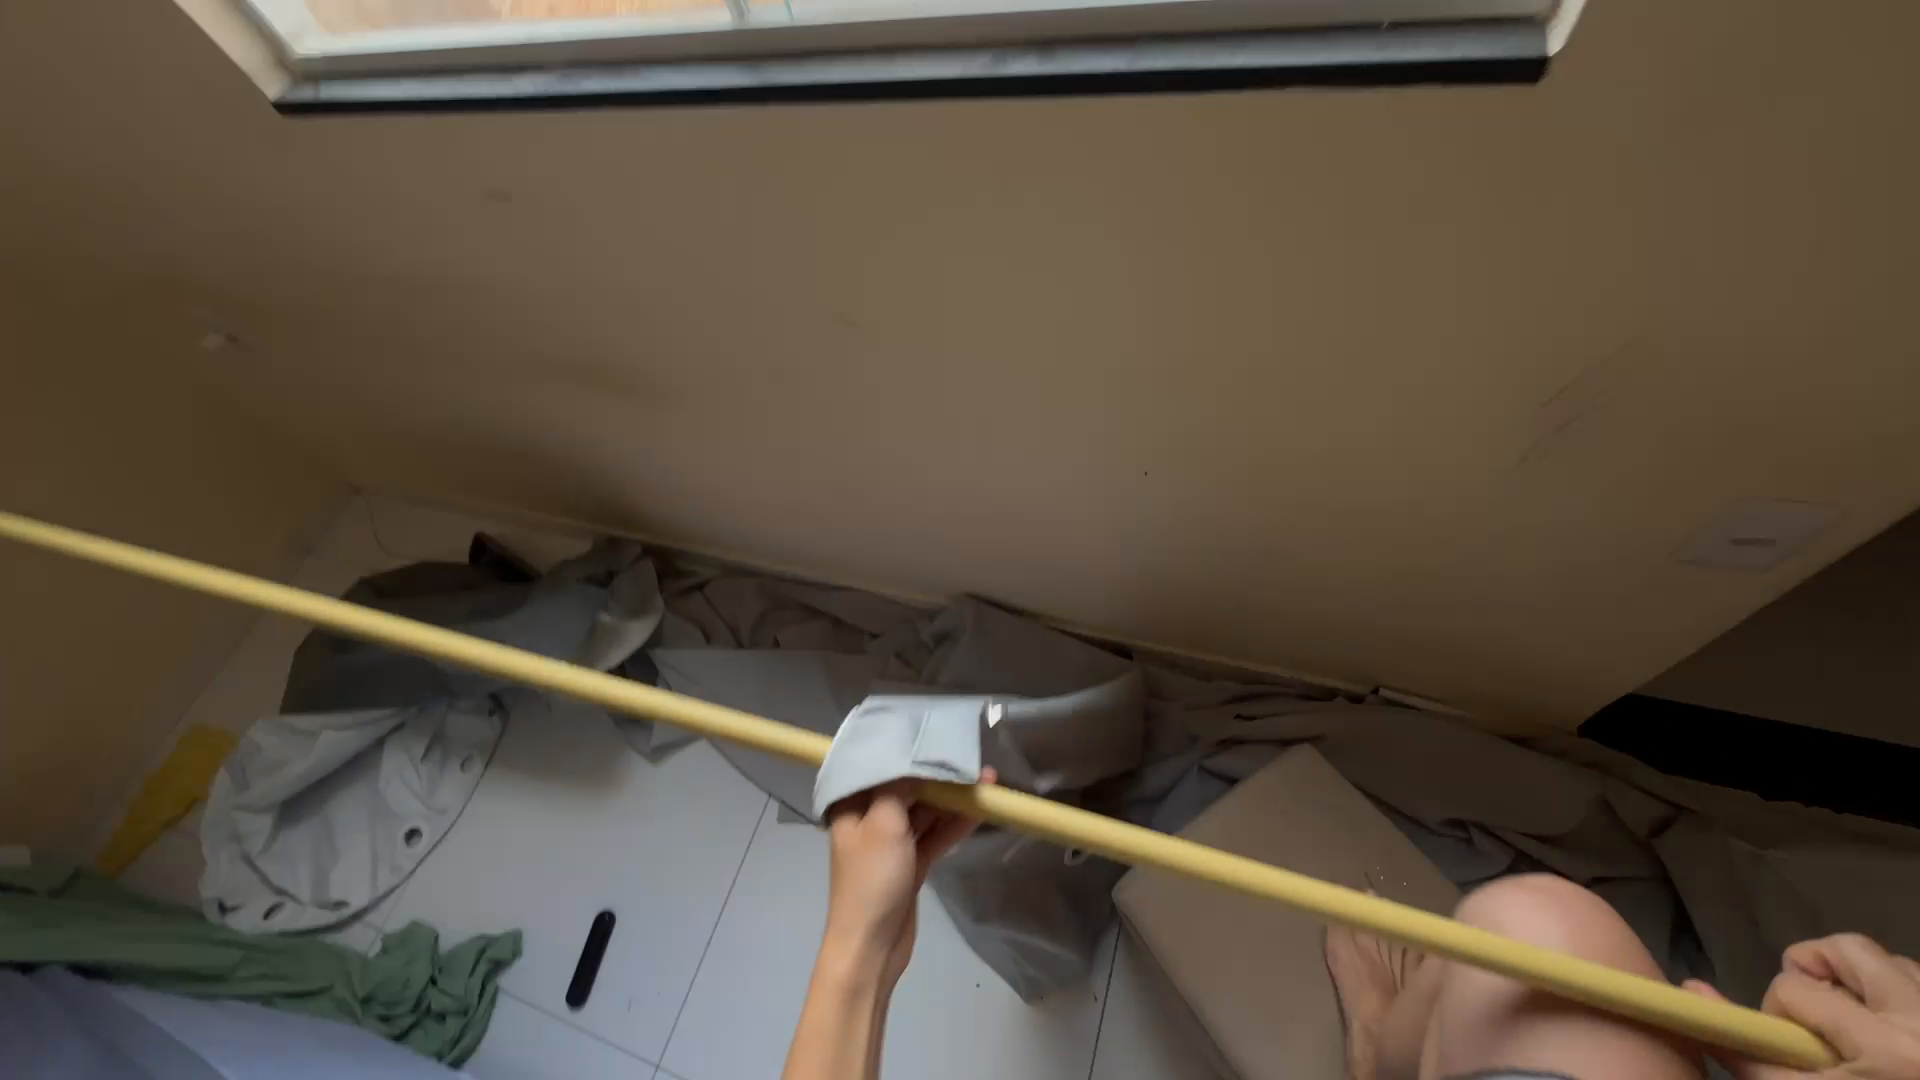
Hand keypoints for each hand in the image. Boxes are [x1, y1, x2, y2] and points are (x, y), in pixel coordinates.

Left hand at [821, 768, 995, 988]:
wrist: (872, 947)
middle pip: (907, 787)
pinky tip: (979, 811)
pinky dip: (954, 825)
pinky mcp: (910, 863)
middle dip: (938, 775)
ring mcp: (892, 842)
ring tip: (987, 781)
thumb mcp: (884, 823)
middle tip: (971, 758)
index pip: (881, 765)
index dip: (909, 750)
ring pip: (925, 811)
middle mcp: (870, 818)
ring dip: (952, 799)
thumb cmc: (871, 878)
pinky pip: (934, 835)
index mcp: (852, 804)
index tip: (937, 732)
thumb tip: (919, 762)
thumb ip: (901, 787)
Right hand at [1685, 934, 1919, 1077]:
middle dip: (1817, 968)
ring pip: (1893, 962)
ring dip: (1863, 982)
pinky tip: (1892, 1031)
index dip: (1780, 1009)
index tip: (1792, 1043)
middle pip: (1849, 948)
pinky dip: (1899, 998)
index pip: (1796, 987)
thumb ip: (1747, 1053)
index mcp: (1889, 1047)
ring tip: (1857, 1021)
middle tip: (1816, 1008)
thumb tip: (1692, 988)